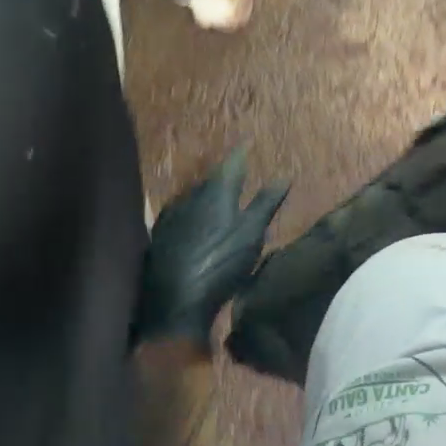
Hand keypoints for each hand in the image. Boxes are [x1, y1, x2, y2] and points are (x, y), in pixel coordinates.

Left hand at [137, 145, 288, 349]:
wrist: (174, 301)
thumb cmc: (220, 264)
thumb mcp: (251, 235)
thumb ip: (265, 204)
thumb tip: (284, 177)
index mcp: (217, 191)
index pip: (232, 162)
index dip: (242, 153)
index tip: (249, 144)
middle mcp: (192, 194)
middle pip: (212, 177)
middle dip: (225, 174)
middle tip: (238, 173)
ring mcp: (173, 212)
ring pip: (195, 194)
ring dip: (208, 193)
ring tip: (220, 197)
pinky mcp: (160, 232)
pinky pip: (182, 211)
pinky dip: (194, 211)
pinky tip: (197, 221)